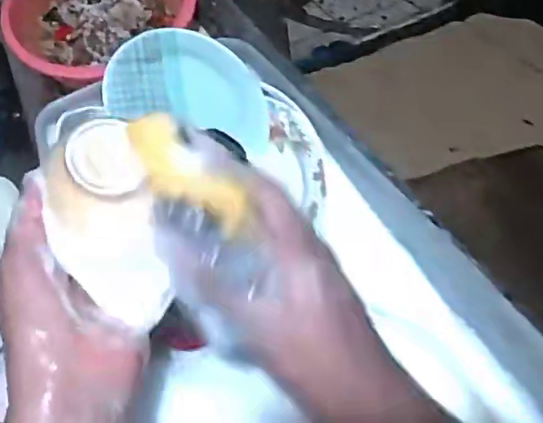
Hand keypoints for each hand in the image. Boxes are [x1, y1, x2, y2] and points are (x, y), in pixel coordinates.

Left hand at [0, 176, 147, 422]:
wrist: (73, 393)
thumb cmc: (35, 323)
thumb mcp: (20, 266)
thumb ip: (26, 225)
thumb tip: (34, 178)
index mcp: (42, 254)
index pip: (55, 209)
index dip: (68, 183)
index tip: (90, 150)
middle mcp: (74, 264)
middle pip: (89, 222)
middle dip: (104, 197)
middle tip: (128, 160)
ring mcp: (108, 283)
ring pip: (119, 241)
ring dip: (131, 219)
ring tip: (152, 179)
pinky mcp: (138, 303)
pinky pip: (147, 269)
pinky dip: (155, 249)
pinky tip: (169, 219)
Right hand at [158, 171, 447, 421]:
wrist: (377, 407)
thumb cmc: (314, 358)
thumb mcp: (254, 324)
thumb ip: (208, 283)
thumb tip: (166, 241)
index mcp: (298, 248)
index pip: (264, 189)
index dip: (230, 164)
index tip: (196, 146)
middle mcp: (312, 248)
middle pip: (269, 200)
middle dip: (230, 180)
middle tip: (192, 172)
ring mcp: (320, 267)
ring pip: (275, 220)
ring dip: (242, 205)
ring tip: (204, 201)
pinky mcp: (320, 285)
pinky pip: (279, 240)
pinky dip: (252, 230)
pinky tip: (232, 246)